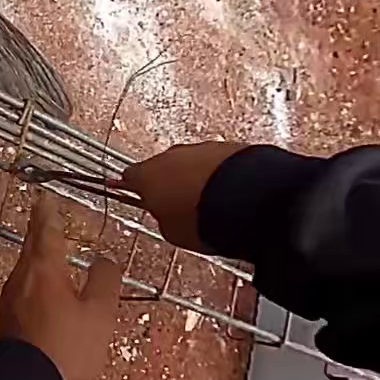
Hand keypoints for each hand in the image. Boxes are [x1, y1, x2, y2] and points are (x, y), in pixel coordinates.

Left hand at [0, 192, 121, 379]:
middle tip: (46, 215)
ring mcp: (11, 296)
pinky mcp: (8, 316)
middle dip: (41, 229)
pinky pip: (24, 286)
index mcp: (44, 268)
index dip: (48, 211)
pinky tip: (45, 288)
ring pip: (27, 266)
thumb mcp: (98, 314)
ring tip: (51, 250)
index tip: (46, 196)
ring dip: (38, 254)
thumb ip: (104, 281)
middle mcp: (22, 275)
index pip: (46, 229)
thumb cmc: (67, 346)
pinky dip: (36, 278)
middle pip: (32, 245)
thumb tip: (106, 259)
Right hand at [113, 142, 247, 251]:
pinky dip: (219, 175)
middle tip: (178, 206)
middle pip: (161, 168)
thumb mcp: (173, 232)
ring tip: (209, 204)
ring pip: (191, 163)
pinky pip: (217, 162)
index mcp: (146, 175)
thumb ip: (163, 219)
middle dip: (169, 184)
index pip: (128, 178)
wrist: (250, 201)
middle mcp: (169, 156)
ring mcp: (199, 149)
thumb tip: (168, 218)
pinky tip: (229, 195)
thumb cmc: (206, 217)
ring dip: (196, 179)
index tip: (134, 195)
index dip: (132, 189)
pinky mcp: (227, 147)